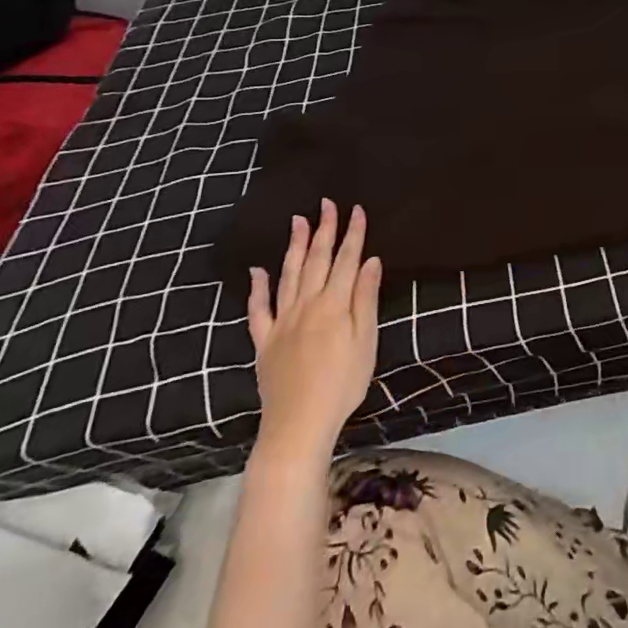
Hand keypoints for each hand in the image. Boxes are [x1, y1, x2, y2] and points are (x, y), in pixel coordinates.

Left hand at [246, 198, 382, 462]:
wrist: (299, 423)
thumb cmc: (343, 384)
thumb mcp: (365, 342)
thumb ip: (365, 299)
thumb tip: (370, 261)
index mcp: (333, 305)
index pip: (347, 260)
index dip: (352, 233)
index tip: (356, 209)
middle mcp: (305, 305)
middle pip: (317, 260)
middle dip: (324, 230)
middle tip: (326, 204)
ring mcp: (281, 321)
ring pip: (288, 275)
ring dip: (294, 246)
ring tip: (298, 221)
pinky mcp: (264, 341)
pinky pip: (258, 309)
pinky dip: (257, 288)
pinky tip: (256, 271)